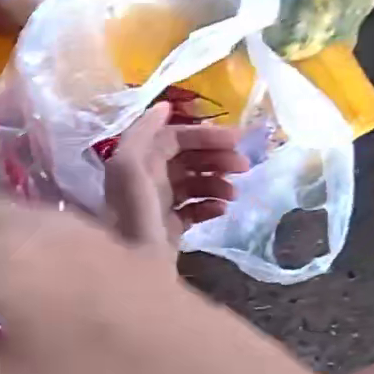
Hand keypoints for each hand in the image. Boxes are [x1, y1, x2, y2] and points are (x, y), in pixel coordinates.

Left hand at [101, 104, 247, 257]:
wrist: (131, 267)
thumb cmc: (132, 213)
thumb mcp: (129, 165)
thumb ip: (143, 132)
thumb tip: (165, 105)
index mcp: (139, 161)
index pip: (176, 138)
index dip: (205, 135)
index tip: (236, 140)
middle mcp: (148, 179)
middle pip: (188, 159)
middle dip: (217, 158)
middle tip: (244, 167)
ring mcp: (160, 205)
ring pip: (195, 184)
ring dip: (218, 183)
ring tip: (234, 194)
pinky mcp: (170, 229)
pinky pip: (195, 210)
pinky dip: (211, 206)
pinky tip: (222, 210)